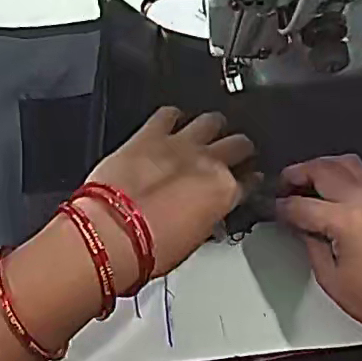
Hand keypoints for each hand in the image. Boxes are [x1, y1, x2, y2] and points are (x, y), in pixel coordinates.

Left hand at [86, 107, 254, 277]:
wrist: (113, 233)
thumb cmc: (149, 247)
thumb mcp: (193, 241)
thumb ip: (206, 216)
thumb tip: (202, 213)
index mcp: (223, 193)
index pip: (248, 181)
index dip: (249, 180)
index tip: (246, 180)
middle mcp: (208, 163)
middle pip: (238, 144)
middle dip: (239, 149)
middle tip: (232, 154)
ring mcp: (179, 144)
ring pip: (211, 120)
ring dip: (212, 127)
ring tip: (207, 133)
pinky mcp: (149, 134)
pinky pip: (168, 113)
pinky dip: (172, 117)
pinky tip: (170, 122)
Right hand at [274, 155, 361, 336]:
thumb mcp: (327, 274)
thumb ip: (307, 239)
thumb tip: (296, 222)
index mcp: (347, 221)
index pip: (301, 203)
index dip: (279, 206)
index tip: (270, 207)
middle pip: (321, 169)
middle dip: (294, 174)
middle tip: (280, 187)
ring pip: (343, 163)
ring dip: (318, 167)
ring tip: (301, 182)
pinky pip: (358, 173)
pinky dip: (336, 173)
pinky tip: (323, 189)